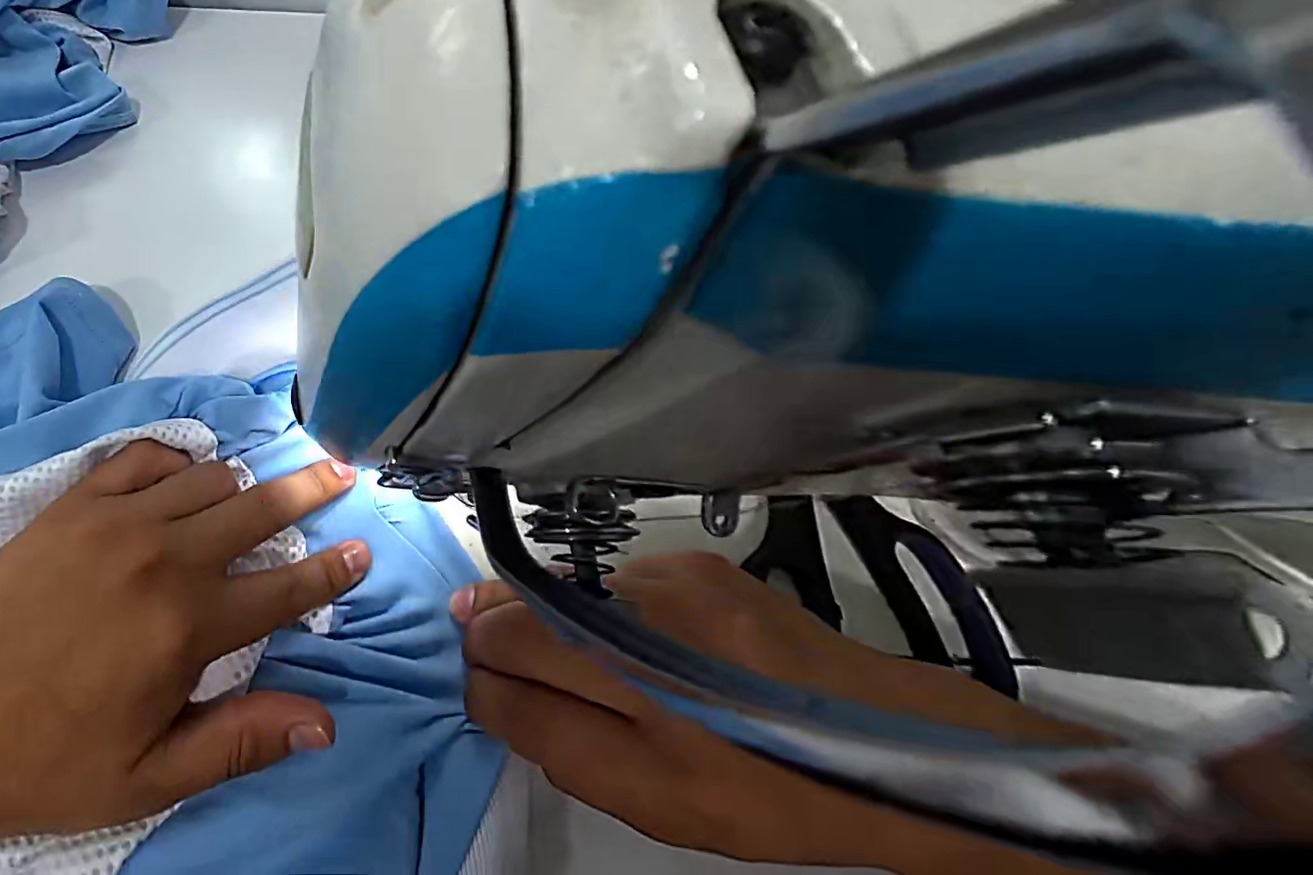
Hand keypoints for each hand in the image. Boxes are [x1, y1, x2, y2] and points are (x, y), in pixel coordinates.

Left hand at [0, 442, 368, 873]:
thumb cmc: (46, 759)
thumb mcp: (148, 777)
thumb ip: (241, 739)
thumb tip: (324, 721)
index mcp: (187, 627)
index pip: (285, 588)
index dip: (331, 570)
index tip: (360, 550)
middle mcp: (162, 558)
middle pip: (259, 508)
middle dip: (309, 490)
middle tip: (339, 474)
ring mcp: (116, 521)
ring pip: (209, 477)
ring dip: (240, 487)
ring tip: (250, 499)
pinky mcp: (74, 503)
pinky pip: (144, 456)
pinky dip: (175, 461)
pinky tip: (181, 479)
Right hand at [456, 552, 1085, 872]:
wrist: (890, 743)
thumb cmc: (767, 793)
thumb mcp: (654, 801)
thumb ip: (558, 742)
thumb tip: (486, 688)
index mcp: (634, 687)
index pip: (513, 655)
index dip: (479, 664)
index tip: (468, 673)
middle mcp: (643, 614)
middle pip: (529, 607)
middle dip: (491, 621)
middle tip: (469, 627)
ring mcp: (670, 576)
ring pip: (568, 588)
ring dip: (544, 610)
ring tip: (542, 633)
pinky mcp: (694, 559)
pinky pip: (614, 579)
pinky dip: (596, 602)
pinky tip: (619, 627)